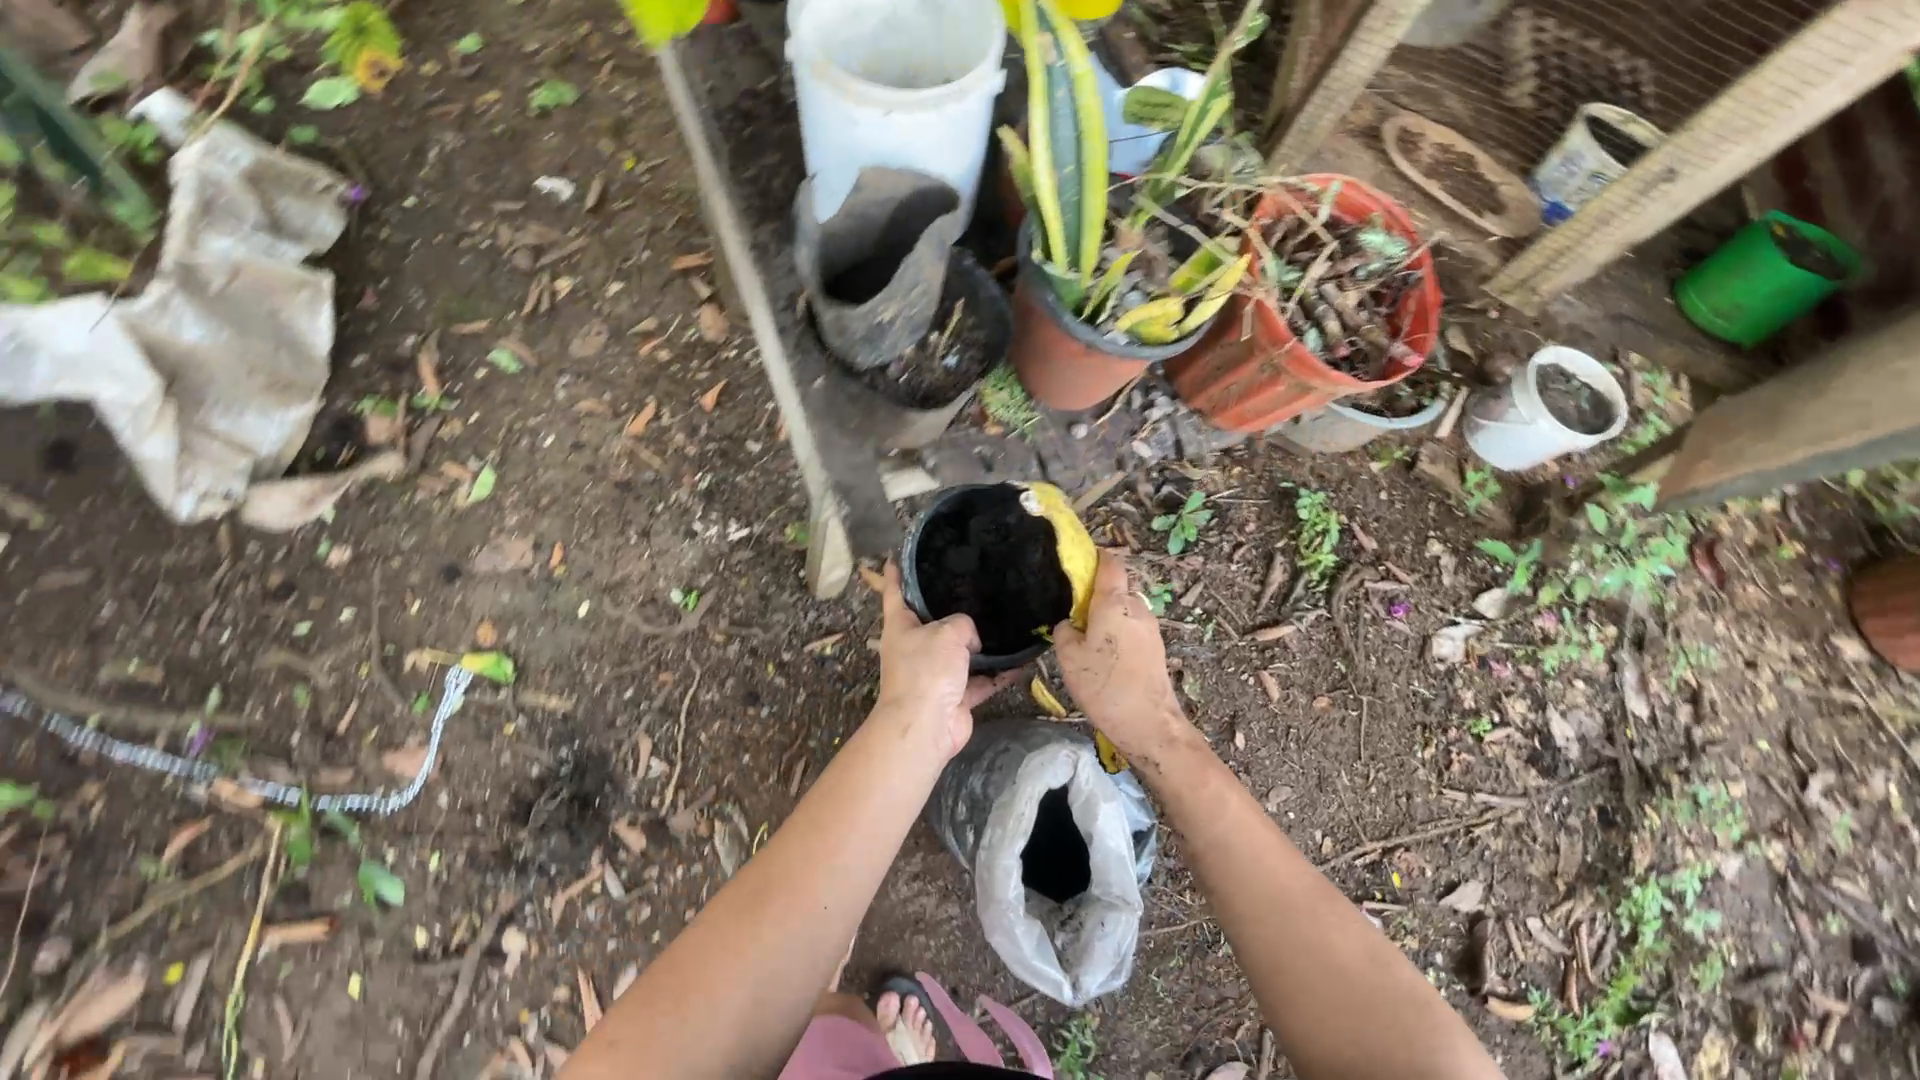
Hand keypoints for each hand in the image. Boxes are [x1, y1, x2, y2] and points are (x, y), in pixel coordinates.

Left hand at [874, 562, 1012, 760]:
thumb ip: (963, 624)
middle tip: (971, 589)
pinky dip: (998, 674)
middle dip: (950, 611)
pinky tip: (1021, 663)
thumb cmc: (926, 670)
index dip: (895, 575)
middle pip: (932, 624)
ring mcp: (934, 674)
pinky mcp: (954, 696)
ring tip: (1003, 624)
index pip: (895, 593)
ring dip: (979, 646)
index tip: (896, 557)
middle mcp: (915, 648)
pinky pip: (980, 680)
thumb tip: (970, 641)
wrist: (926, 725)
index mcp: (901, 627)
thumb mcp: (947, 632)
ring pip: (959, 654)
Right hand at [1054, 549, 1191, 758]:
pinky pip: (1132, 628)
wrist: (1149, 724)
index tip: (1078, 561)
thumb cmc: (1105, 686)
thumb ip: (1064, 632)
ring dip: (1108, 617)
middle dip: (1097, 594)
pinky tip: (1104, 656)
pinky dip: (1118, 633)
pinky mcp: (1156, 647)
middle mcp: (1137, 608)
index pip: (1110, 564)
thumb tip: (1070, 624)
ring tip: (1087, 639)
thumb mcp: (1069, 659)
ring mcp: (1151, 628)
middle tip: (1074, 612)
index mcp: (1115, 603)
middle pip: (1117, 588)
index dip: (1095, 557)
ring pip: (1125, 610)